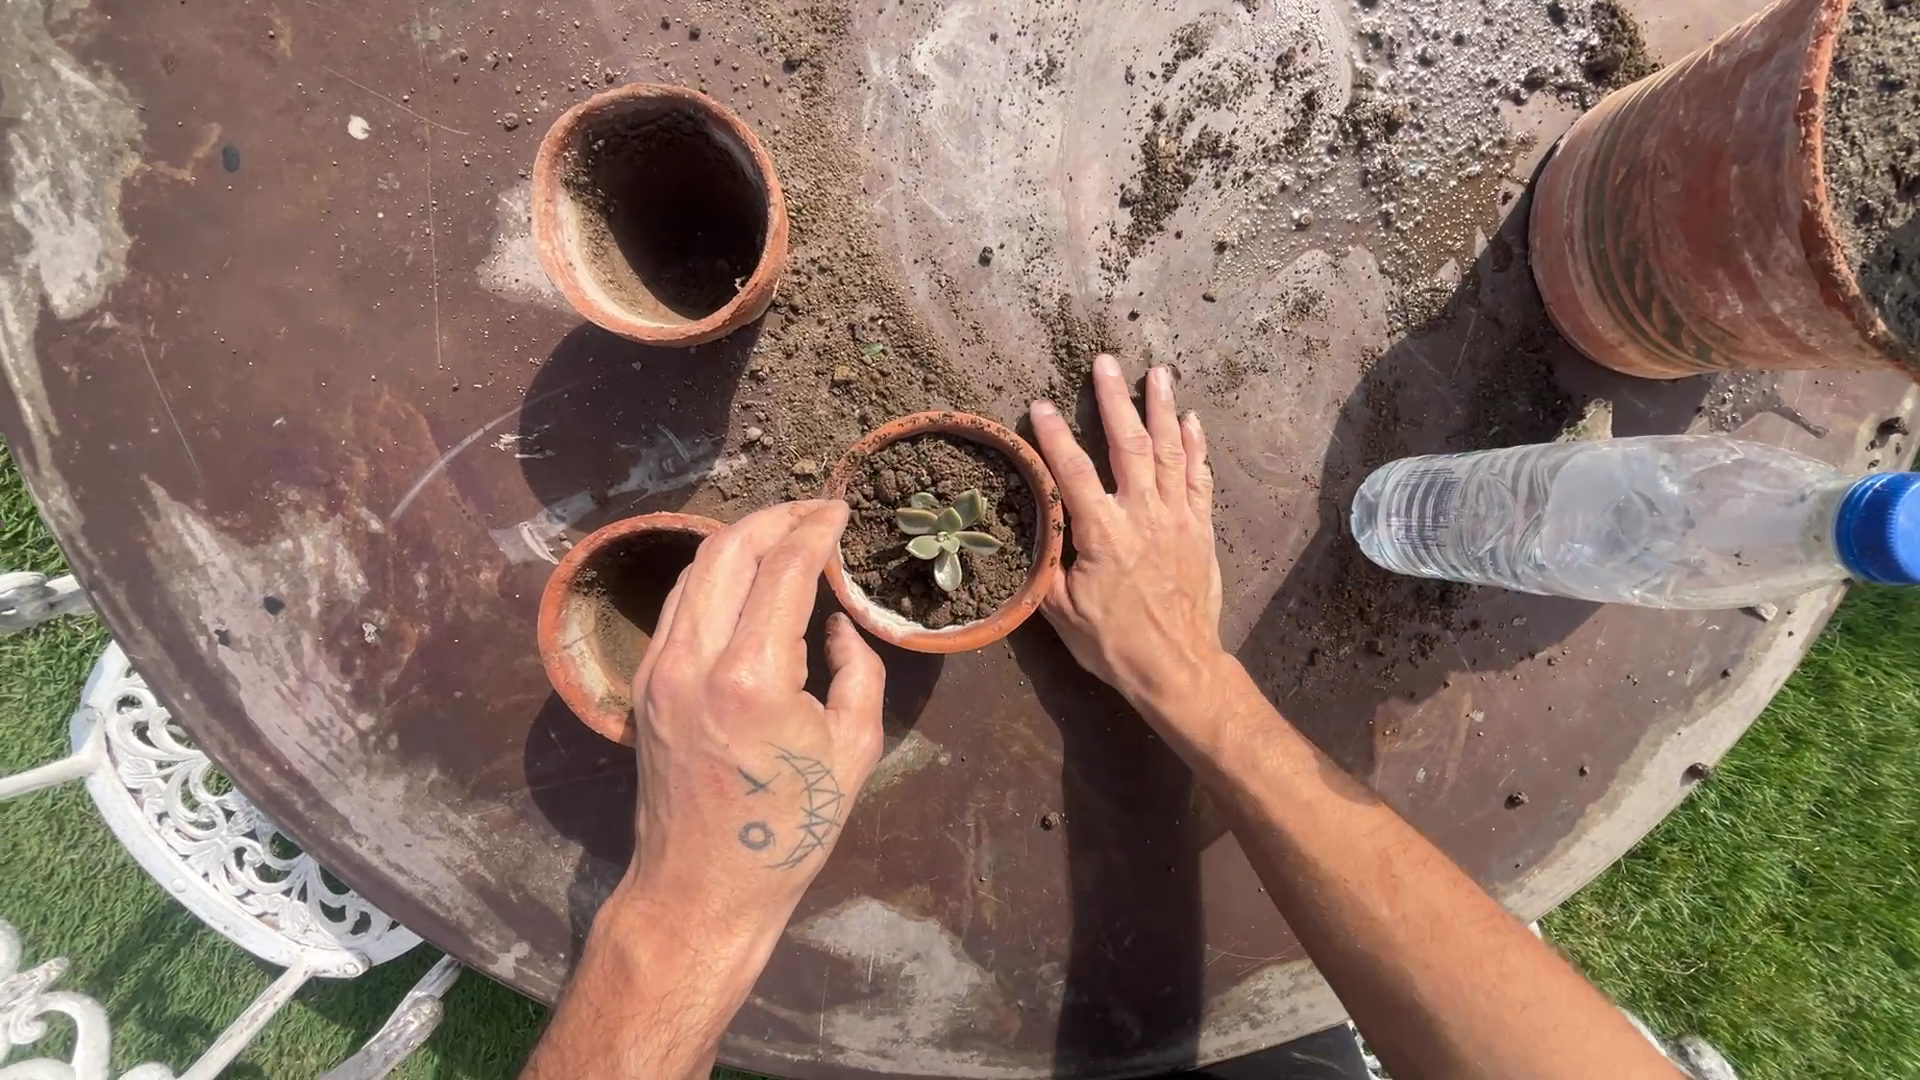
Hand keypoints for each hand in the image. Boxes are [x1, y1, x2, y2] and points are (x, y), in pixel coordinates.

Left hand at [625, 499, 885, 918]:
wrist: (701, 887)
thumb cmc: (791, 827)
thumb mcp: (855, 748)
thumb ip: (859, 669)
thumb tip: (836, 621)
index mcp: (753, 677)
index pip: (783, 570)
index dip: (816, 530)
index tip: (841, 512)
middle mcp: (695, 659)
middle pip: (729, 550)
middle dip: (776, 516)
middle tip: (816, 509)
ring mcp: (660, 668)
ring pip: (696, 568)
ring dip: (743, 538)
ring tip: (785, 531)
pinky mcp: (645, 681)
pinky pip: (680, 602)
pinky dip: (716, 572)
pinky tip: (746, 573)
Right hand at [1029, 355, 1227, 720]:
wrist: (1177, 667)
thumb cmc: (1113, 644)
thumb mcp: (1061, 610)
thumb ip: (1045, 562)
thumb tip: (1028, 526)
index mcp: (1103, 534)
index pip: (1073, 472)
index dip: (1053, 436)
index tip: (1038, 405)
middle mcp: (1142, 515)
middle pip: (1128, 445)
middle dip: (1115, 400)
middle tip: (1106, 362)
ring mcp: (1177, 519)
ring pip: (1169, 451)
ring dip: (1161, 408)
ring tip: (1157, 372)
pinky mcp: (1200, 529)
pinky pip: (1199, 478)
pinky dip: (1196, 446)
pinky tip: (1191, 420)